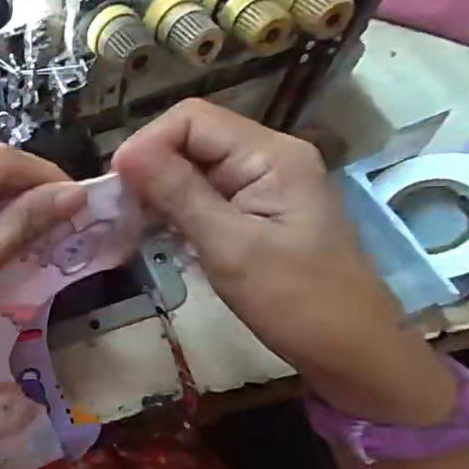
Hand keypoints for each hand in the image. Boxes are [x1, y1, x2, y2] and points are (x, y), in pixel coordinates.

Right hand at [112, 100, 454, 423]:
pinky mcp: (258, 211)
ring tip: (129, 225)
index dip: (147, 144)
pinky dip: (177, 211)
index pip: (192, 119)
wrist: (352, 349)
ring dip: (159, 192)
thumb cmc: (296, 302)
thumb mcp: (230, 248)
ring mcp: (264, 185)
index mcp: (271, 155)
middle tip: (117, 212)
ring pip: (195, 169)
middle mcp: (268, 157)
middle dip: (150, 169)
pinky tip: (156, 234)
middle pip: (192, 140)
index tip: (116, 188)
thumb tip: (125, 153)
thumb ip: (179, 195)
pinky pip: (207, 195)